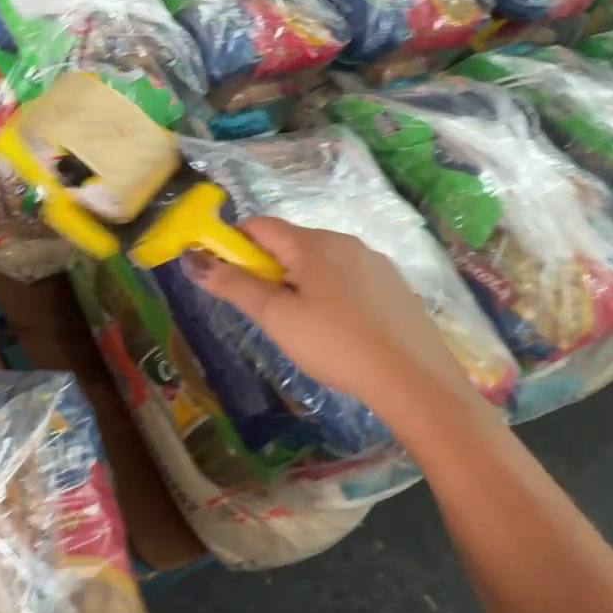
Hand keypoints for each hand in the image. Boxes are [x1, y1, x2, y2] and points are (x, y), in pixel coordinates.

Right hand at [187, 217, 480, 417]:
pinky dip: (332, 296)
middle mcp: (346, 243)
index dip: (234, 246)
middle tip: (267, 311)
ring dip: (300, 283)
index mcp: (314, 243)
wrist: (421, 387)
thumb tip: (191, 259)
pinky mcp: (398, 289)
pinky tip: (340, 332)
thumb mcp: (276, 317)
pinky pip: (349, 280)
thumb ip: (233, 285)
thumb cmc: (338, 346)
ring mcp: (377, 265)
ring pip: (320, 263)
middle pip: (289, 243)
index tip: (231, 280)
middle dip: (268, 269)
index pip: (258, 225)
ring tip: (304, 327)